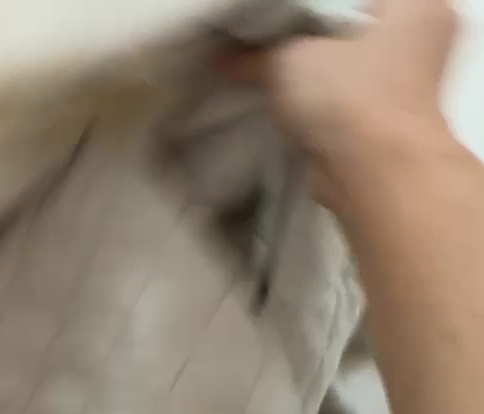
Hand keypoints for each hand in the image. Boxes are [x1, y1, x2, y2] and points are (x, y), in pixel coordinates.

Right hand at [219, 0, 461, 209]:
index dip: (306, 12)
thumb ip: (252, 55)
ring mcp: (415, 68)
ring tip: (275, 77)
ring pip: (351, 56)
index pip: (347, 0)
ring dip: (315, 67)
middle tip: (267, 51)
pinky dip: (325, 91)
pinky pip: (351, 85)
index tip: (272, 29)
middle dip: (309, 38)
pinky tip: (296, 101)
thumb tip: (222, 56)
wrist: (371, 163)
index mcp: (416, 2)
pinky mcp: (394, 103)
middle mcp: (426, 27)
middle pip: (351, 25)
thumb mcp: (286, 63)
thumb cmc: (344, 96)